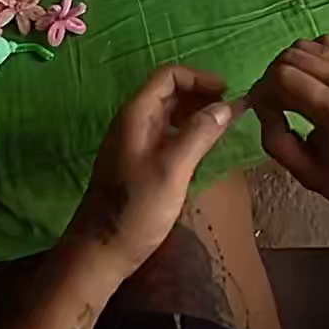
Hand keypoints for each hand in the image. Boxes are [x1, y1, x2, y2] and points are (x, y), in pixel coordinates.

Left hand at [65, 65, 236, 279]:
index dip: (199, 78)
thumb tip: (226, 106)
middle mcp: (133, 120)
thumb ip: (199, 133)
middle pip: (169, 90)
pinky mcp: (138, 158)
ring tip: (222, 124)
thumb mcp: (173, 169)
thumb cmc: (135, 209)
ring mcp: (134, 140)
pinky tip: (203, 144)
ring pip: (168, 111)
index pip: (169, 75)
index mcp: (137, 114)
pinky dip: (187, 128)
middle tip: (229, 108)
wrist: (99, 253)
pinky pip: (166, 130)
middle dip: (200, 92)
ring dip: (195, 110)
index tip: (226, 93)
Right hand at [248, 36, 328, 222]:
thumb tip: (261, 109)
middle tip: (271, 102)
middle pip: (291, 57)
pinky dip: (310, 55)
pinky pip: (327, 43)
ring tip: (288, 90)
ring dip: (289, 64)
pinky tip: (309, 78)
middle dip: (271, 77)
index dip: (262, 91)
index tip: (260, 110)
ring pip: (306, 45)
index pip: (283, 78)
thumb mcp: (308, 174)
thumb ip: (276, 141)